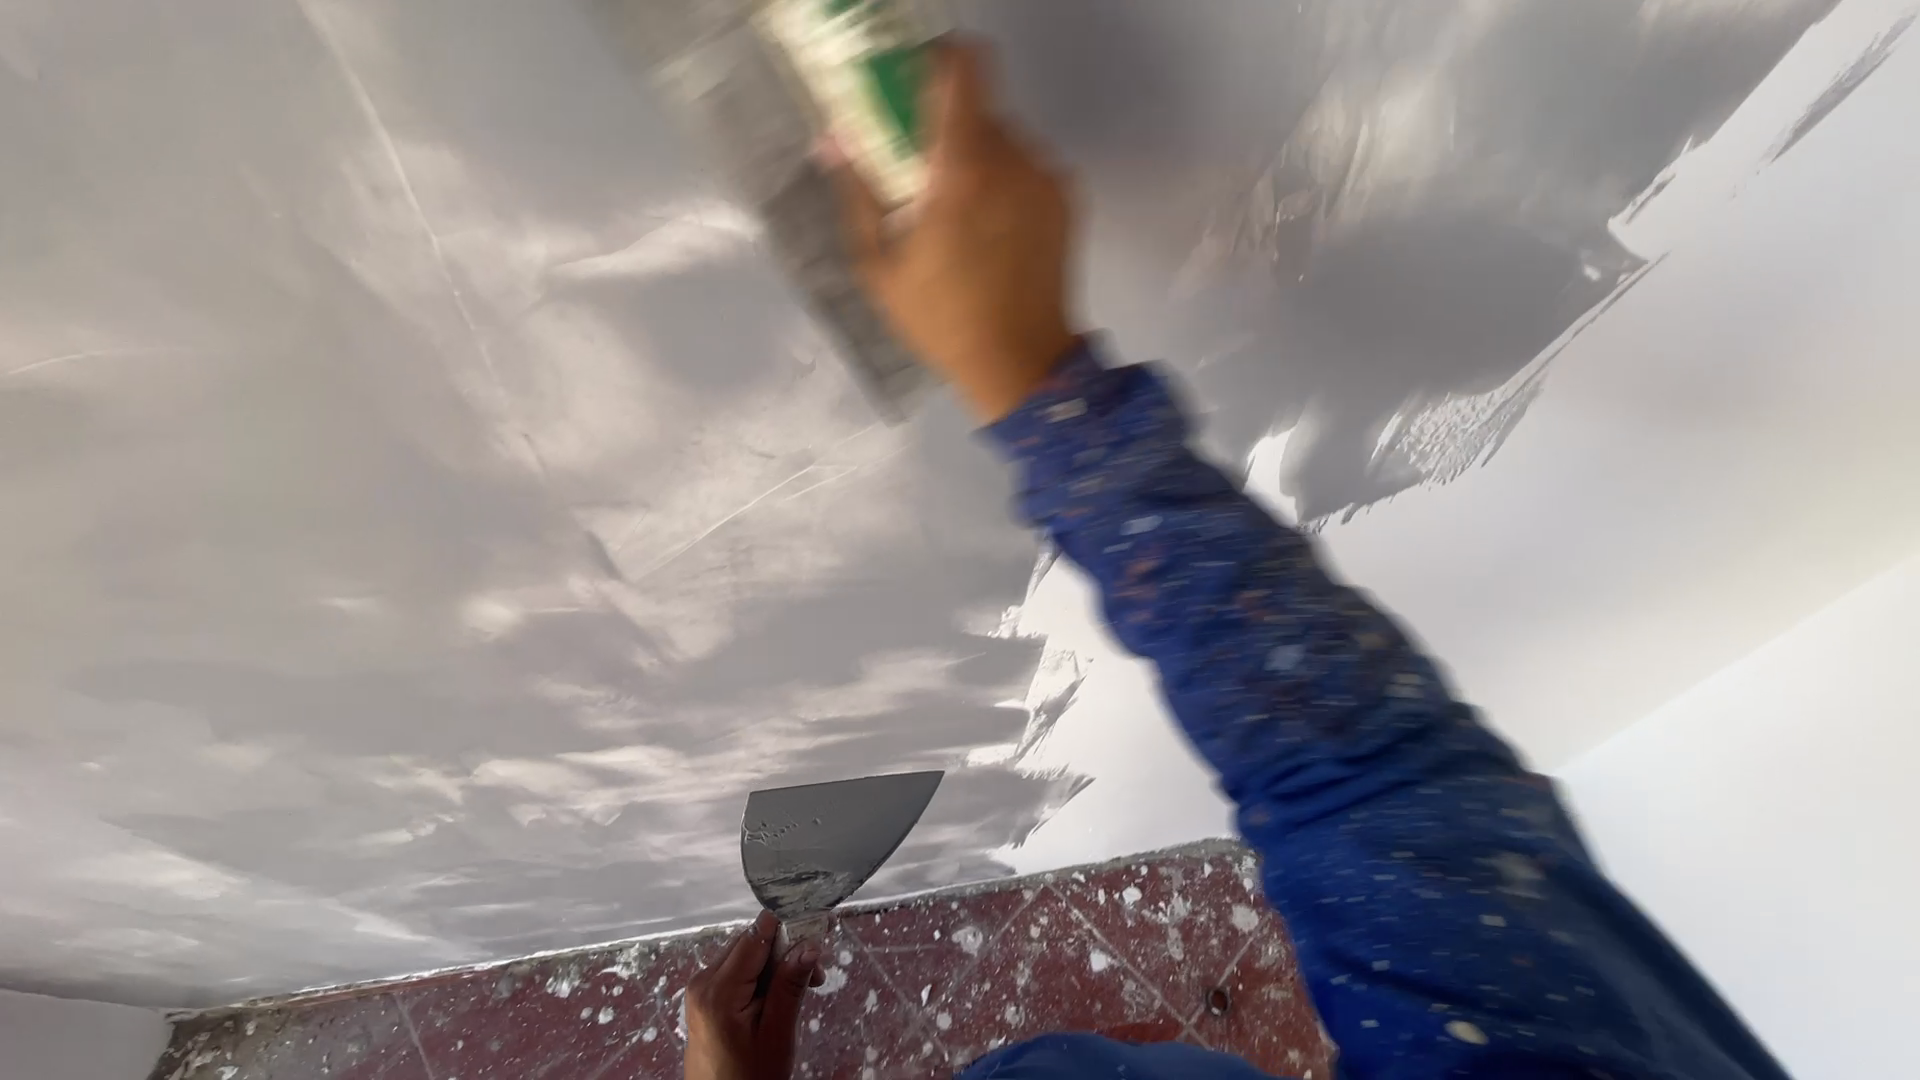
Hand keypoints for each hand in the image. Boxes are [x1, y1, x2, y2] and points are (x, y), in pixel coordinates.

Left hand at [683, 911, 822, 1079]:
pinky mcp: (705, 998)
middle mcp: (703, 980)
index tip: (819, 930)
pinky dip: (763, 976)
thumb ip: (790, 986)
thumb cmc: (750, 1079)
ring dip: (777, 963)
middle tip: (816, 973)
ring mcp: (701, 989)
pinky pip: (738, 971)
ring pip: (747, 955)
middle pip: (752, 942)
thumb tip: (811, 944)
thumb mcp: (776, 1035)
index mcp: (717, 990)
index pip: (756, 934)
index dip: (789, 927)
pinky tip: (780, 994)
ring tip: (804, 986)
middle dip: (786, 950)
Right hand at [823, 39, 1080, 423]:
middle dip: (949, 130)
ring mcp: (1047, 178)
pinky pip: (1029, 168)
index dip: (937, 59)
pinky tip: (995, 236)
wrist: (1022, 364)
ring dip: (980, 161)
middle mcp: (1014, 158)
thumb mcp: (880, 269)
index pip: (962, 65)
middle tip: (928, 178)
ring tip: (964, 220)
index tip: (915, 84)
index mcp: (962, 169)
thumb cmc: (942, 322)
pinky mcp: (1068, 200)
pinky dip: (1008, 185)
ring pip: (1006, 139)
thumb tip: (833, 139)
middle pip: (979, 107)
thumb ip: (858, 194)